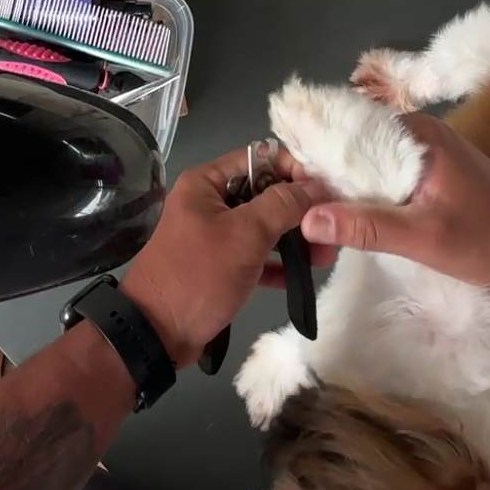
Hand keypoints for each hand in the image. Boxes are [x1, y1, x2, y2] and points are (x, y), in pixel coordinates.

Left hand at [120, 146, 329, 364]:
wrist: (157, 332)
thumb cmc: (199, 274)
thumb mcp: (245, 235)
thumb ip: (282, 205)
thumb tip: (316, 185)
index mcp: (206, 182)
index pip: (258, 158)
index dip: (293, 169)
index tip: (326, 190)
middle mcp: (208, 201)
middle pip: (263, 192)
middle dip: (299, 208)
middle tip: (332, 228)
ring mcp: (213, 234)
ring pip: (262, 225)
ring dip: (294, 237)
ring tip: (327, 255)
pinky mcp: (218, 264)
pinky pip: (255, 254)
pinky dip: (278, 261)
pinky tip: (305, 274)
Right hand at [296, 112, 489, 297]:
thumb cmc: (488, 242)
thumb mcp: (423, 238)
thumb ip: (366, 226)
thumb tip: (306, 219)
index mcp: (415, 132)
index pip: (347, 125)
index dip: (312, 146)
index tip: (283, 174)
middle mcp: (416, 131)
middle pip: (353, 140)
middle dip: (321, 164)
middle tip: (289, 195)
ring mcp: (423, 149)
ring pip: (365, 156)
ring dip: (339, 178)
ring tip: (304, 202)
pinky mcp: (427, 169)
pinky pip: (380, 168)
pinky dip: (360, 185)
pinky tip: (342, 207)